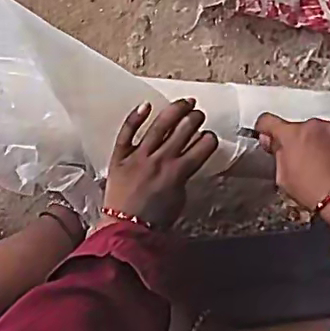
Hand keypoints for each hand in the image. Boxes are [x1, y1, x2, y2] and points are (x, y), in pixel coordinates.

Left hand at [103, 99, 218, 229]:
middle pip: (183, 130)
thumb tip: (186, 161)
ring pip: (159, 126)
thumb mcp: (179, 199)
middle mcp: (160, 160)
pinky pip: (127, 131)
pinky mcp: (120, 155)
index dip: (209, 139)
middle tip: (199, 113)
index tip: (210, 136)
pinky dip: (136, 117)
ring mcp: (138, 155)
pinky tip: (146, 105)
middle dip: (195, 119)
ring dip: (175, 111)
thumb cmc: (154, 220)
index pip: (201, 147)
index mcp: (178, 172)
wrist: (125, 228)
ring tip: (185, 102)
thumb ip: (183, 176)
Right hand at [251, 113, 329, 212]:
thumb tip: (275, 144)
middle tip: (301, 161)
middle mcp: (312, 125)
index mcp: (291, 134)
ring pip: (318, 130)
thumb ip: (276, 154)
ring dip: (317, 141)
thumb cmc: (317, 191)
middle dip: (296, 140)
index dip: (265, 129)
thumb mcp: (283, 177)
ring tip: (322, 164)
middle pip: (297, 128)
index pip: (268, 121)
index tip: (268, 135)